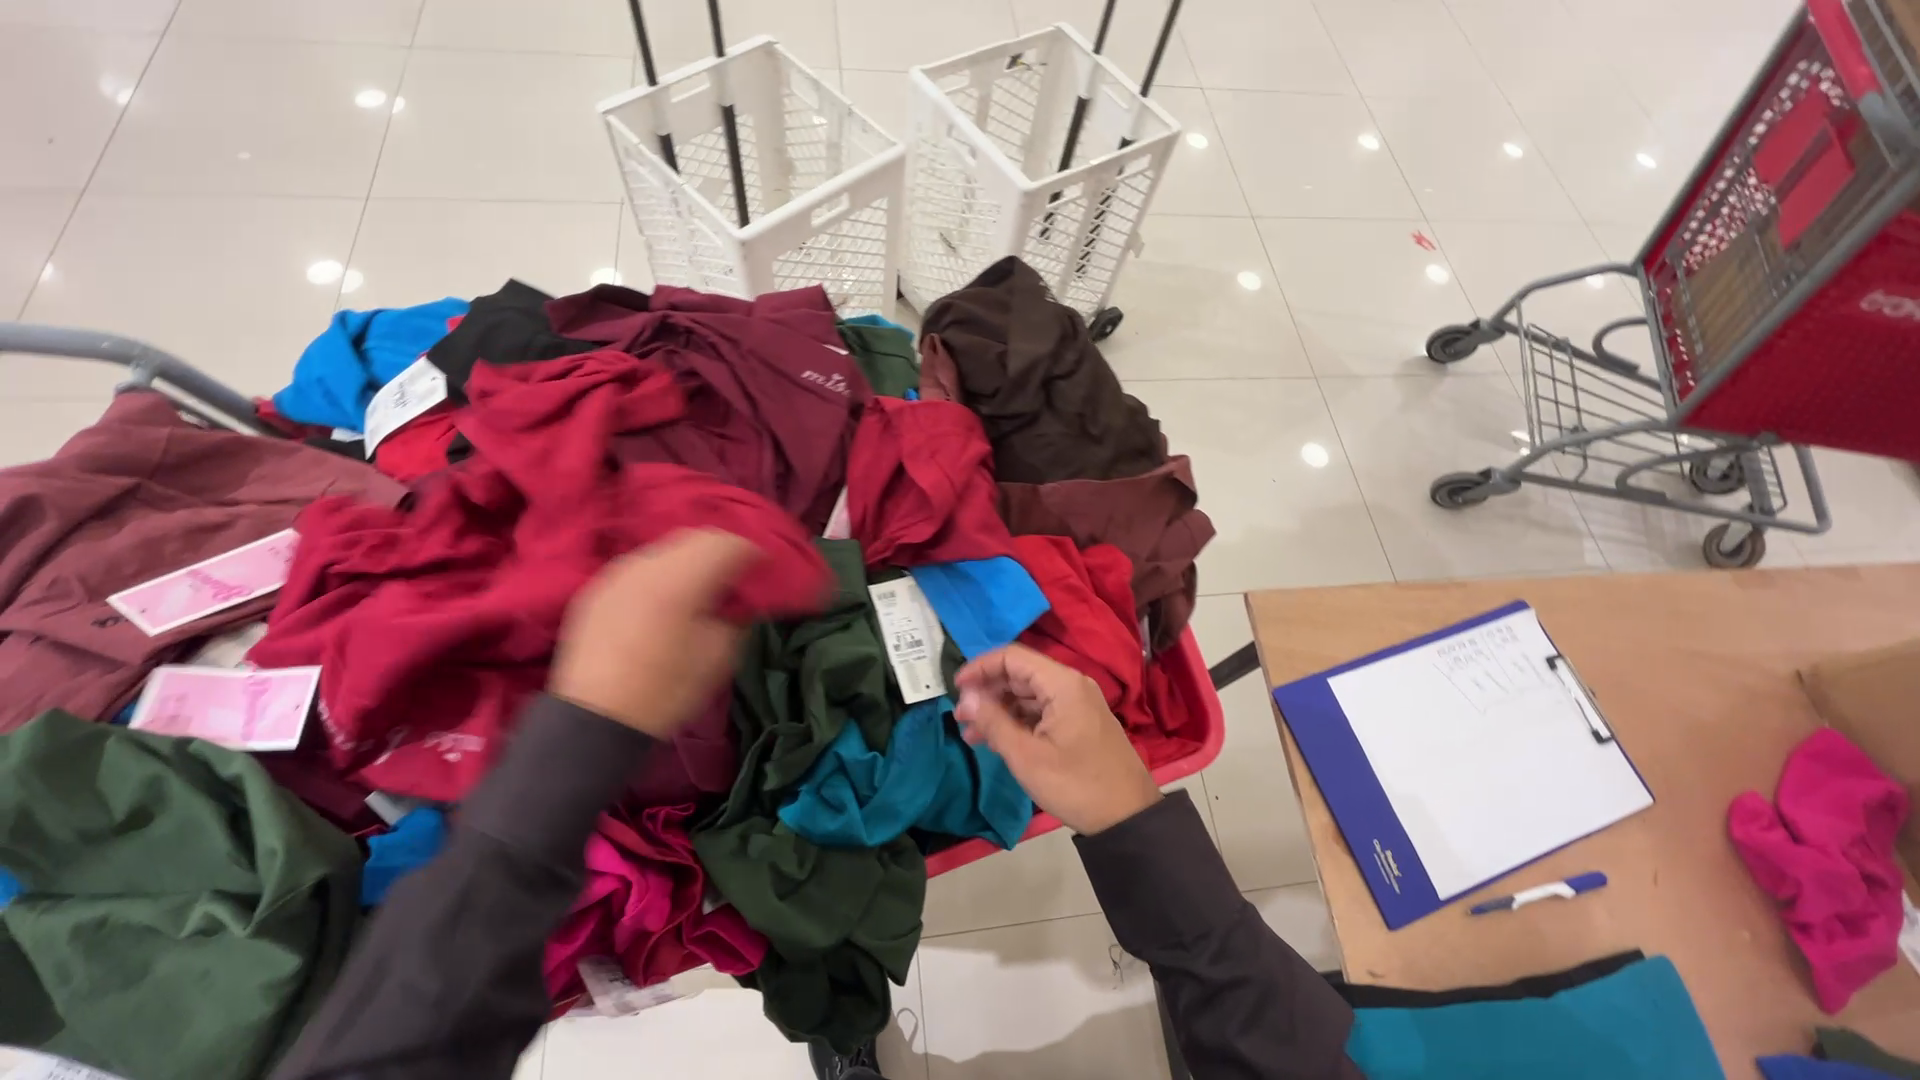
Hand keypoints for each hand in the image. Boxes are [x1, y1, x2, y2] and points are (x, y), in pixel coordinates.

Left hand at [550, 529, 756, 739]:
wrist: (596, 719)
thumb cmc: (667, 690)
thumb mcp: (719, 655)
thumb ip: (736, 615)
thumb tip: (742, 599)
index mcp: (679, 579)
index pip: (726, 543)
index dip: (753, 552)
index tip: (766, 570)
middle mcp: (646, 564)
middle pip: (695, 537)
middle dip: (722, 551)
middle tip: (739, 576)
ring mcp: (616, 574)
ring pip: (666, 549)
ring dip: (691, 561)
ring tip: (703, 587)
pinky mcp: (597, 589)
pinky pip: (641, 567)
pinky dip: (664, 574)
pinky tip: (668, 600)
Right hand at [953, 644, 1159, 834]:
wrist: (1128, 817)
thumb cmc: (1075, 785)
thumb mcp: (1026, 756)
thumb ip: (993, 722)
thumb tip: (966, 697)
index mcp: (1062, 684)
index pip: (1012, 657)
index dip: (981, 667)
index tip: (955, 687)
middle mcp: (1071, 685)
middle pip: (1020, 674)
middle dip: (988, 691)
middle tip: (960, 717)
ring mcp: (1078, 703)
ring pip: (1029, 694)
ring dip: (1000, 709)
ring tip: (972, 734)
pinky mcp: (1079, 722)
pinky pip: (1042, 710)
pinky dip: (1018, 720)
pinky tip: (997, 740)